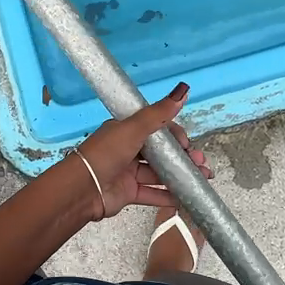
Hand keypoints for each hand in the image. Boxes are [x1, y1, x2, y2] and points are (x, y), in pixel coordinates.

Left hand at [71, 83, 212, 218]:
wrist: (82, 188)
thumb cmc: (106, 153)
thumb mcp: (134, 128)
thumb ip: (160, 113)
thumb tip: (183, 89)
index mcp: (125, 131)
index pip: (156, 130)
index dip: (174, 136)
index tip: (186, 144)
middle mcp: (127, 150)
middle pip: (160, 153)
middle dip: (183, 157)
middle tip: (201, 163)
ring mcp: (127, 173)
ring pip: (159, 173)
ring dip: (181, 175)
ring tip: (202, 178)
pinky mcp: (128, 193)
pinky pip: (152, 193)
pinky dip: (169, 195)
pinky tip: (188, 196)